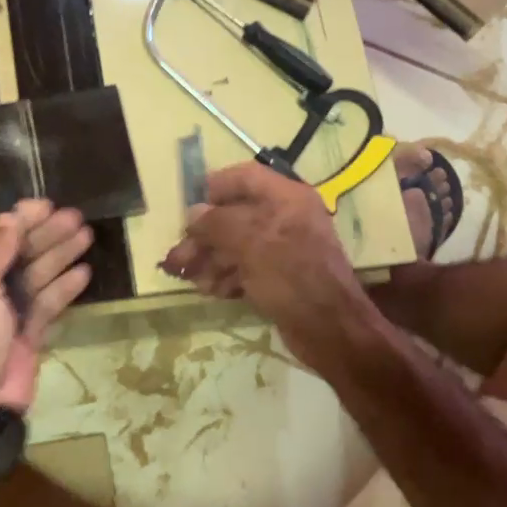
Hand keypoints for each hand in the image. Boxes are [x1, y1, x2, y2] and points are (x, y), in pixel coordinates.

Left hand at [0, 200, 93, 409]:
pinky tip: (83, 273)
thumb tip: (10, 218)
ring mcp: (6, 309)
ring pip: (35, 273)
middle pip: (16, 250)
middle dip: (44, 233)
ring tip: (86, 235)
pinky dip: (64, 287)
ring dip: (59, 254)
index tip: (44, 207)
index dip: (16, 218)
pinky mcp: (27, 331)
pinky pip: (47, 302)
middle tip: (75, 218)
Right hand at [162, 162, 369, 370]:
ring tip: (188, 279)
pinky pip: (245, 268)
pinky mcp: (279, 277)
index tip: (188, 207)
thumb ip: (216, 223)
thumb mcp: (250, 243)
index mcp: (285, 198)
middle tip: (177, 259)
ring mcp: (282, 249)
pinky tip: (209, 290)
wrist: (329, 328)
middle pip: (234, 216)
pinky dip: (225, 276)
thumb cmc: (291, 275)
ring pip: (236, 245)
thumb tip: (193, 214)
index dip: (215, 188)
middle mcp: (285, 218)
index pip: (244, 178)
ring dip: (209, 260)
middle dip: (203, 238)